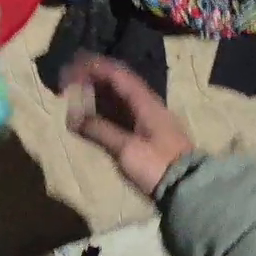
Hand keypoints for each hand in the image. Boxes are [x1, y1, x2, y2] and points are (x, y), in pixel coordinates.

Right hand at [61, 55, 193, 196]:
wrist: (187, 188)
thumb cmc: (157, 165)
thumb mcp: (127, 149)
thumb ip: (100, 131)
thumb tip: (73, 118)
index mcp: (145, 102)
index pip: (117, 74)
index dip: (93, 67)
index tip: (72, 67)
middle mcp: (146, 104)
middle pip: (117, 82)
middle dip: (92, 77)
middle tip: (69, 80)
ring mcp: (147, 118)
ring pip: (118, 97)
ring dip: (97, 92)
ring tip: (75, 94)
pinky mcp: (145, 133)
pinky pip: (121, 112)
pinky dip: (103, 109)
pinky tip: (91, 115)